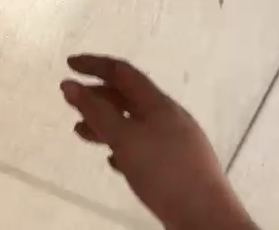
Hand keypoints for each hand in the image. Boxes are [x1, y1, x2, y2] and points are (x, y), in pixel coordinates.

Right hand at [61, 55, 257, 229]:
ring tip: (83, 134)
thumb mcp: (123, 138)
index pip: (123, 72)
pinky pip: (145, 147)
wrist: (210, 224)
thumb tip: (69, 84)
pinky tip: (113, 160)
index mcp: (159, 105)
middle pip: (128, 97)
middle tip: (73, 103)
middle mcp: (171, 119)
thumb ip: (94, 110)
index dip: (94, 64)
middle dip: (97, 97)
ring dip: (107, 124)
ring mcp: (178, 145)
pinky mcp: (180, 168)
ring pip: (135, 124)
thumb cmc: (164, 172)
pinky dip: (124, 146)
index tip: (69, 65)